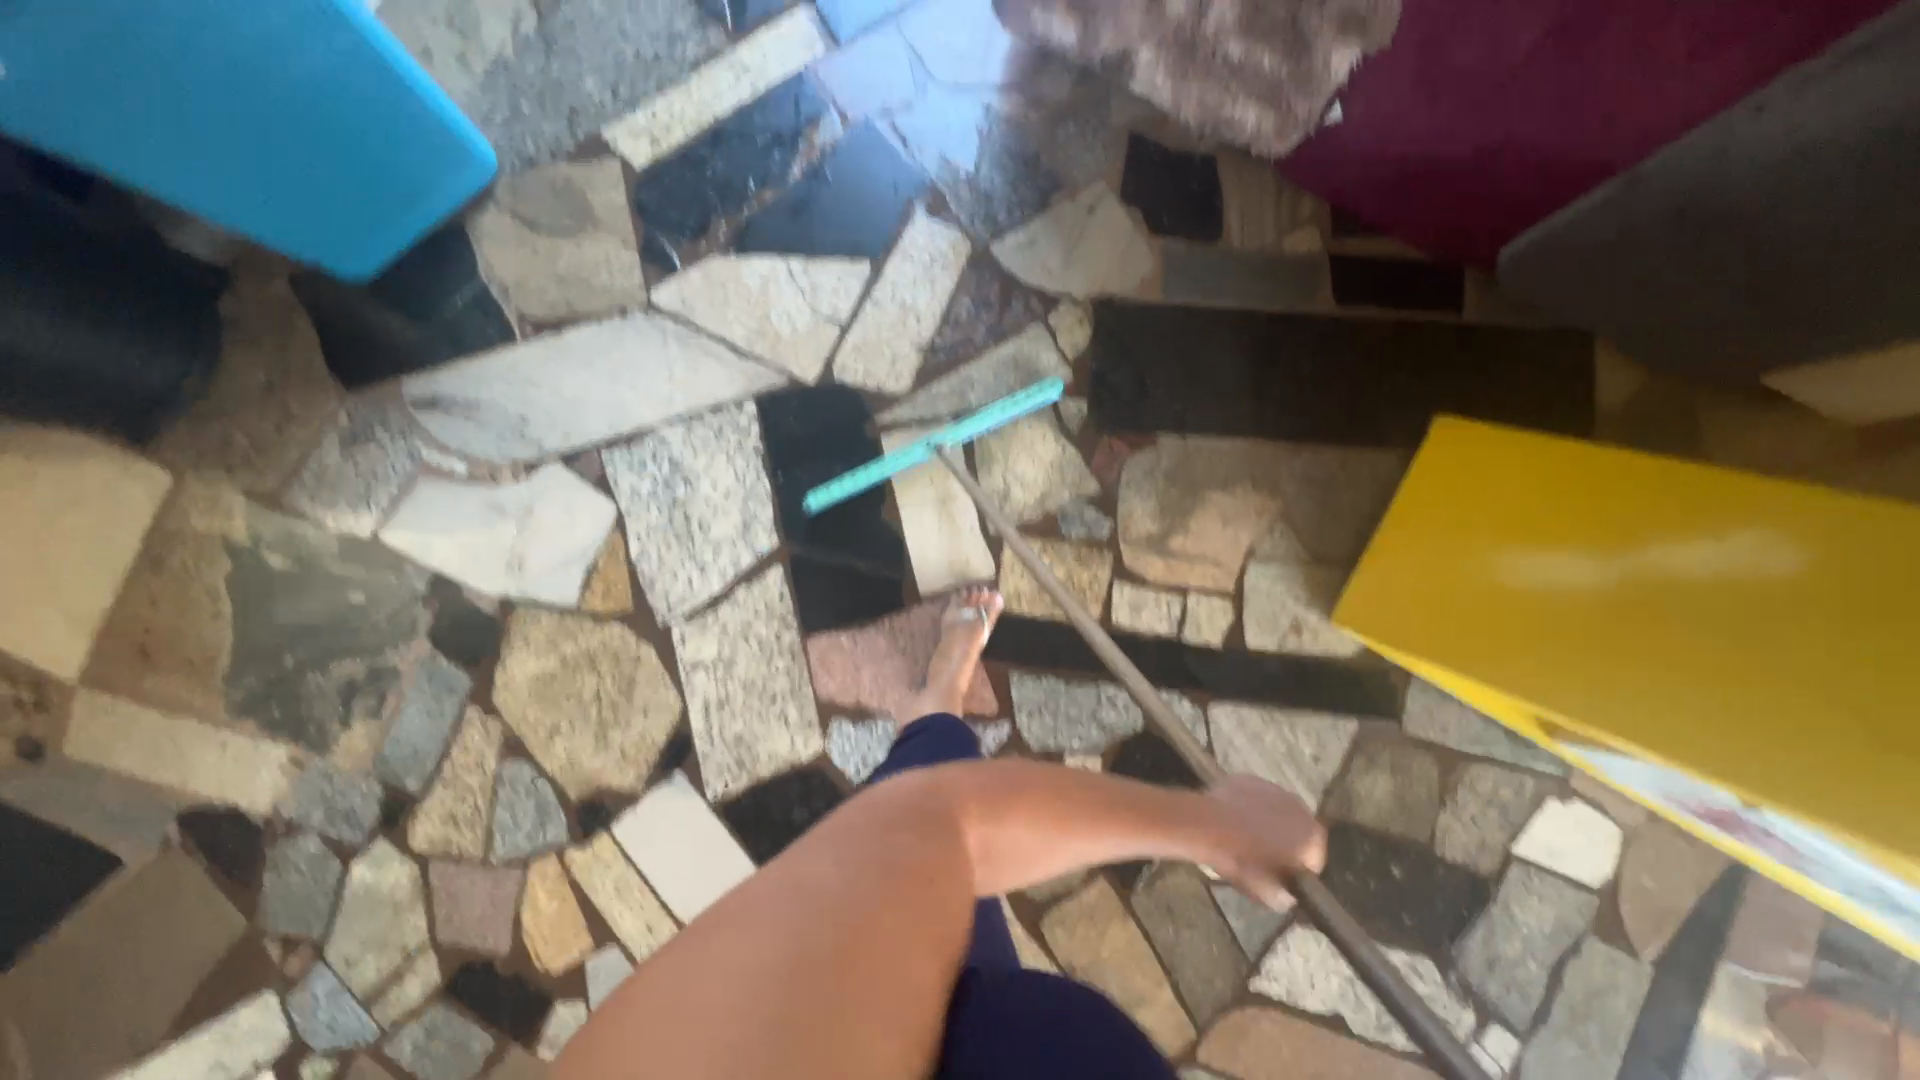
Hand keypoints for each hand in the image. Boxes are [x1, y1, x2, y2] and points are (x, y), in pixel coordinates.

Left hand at [1203, 774, 1327, 909]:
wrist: (1207, 824)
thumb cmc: (1241, 860)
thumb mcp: (1265, 892)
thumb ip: (1283, 896)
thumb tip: (1286, 897)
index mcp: (1312, 837)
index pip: (1313, 861)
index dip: (1297, 872)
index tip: (1280, 879)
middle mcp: (1301, 808)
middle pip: (1298, 831)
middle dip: (1285, 843)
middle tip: (1262, 858)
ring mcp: (1275, 789)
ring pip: (1278, 812)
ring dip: (1269, 822)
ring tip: (1245, 836)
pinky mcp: (1250, 779)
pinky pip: (1256, 797)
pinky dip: (1250, 806)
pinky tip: (1233, 817)